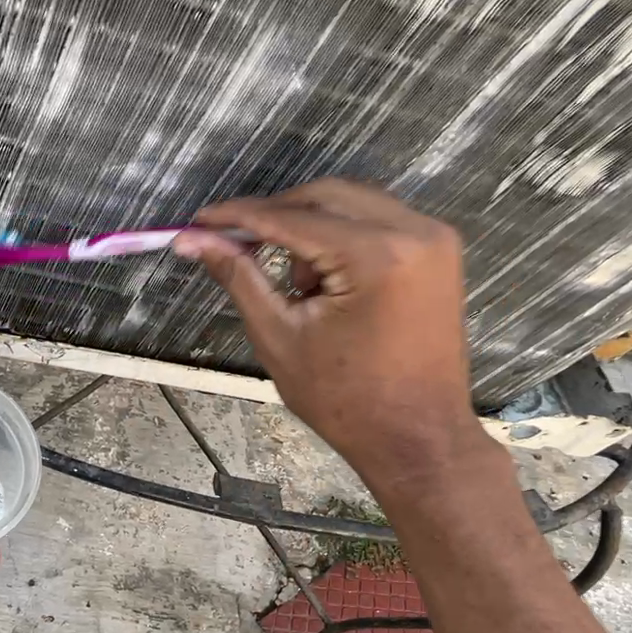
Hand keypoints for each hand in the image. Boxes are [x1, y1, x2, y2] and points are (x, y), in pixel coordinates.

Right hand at [173, 179, 484, 492]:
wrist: (415, 436)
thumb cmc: (344, 399)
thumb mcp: (278, 336)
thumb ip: (238, 277)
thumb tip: (193, 241)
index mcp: (377, 255)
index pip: (292, 218)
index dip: (238, 216)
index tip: (196, 222)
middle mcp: (414, 232)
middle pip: (325, 196)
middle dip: (273, 216)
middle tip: (229, 242)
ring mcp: (434, 238)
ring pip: (351, 204)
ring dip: (308, 228)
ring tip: (291, 285)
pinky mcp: (438, 251)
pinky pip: (375, 222)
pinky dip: (339, 238)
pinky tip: (323, 283)